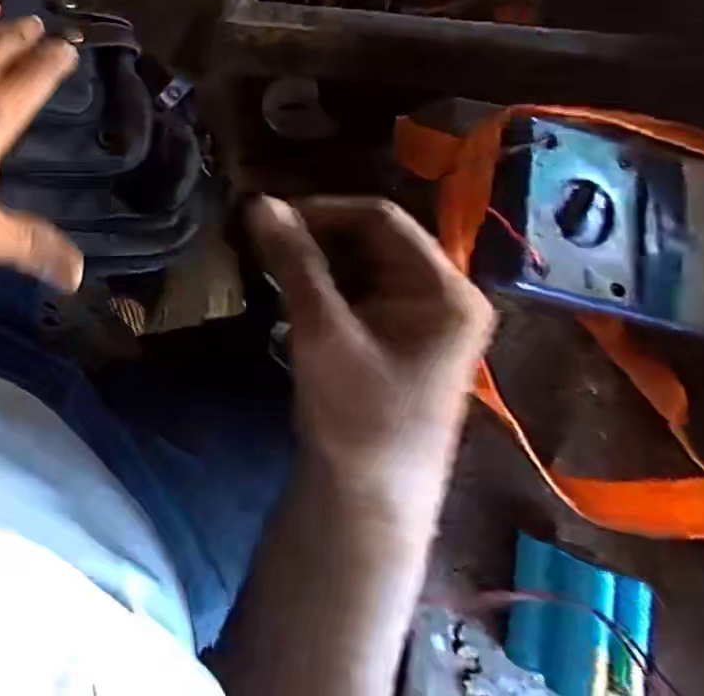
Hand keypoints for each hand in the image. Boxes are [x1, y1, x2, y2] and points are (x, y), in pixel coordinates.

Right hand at [245, 196, 495, 511]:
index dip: (320, 210)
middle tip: (258, 240)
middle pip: (371, 238)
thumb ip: (294, 262)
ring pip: (358, 262)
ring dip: (310, 257)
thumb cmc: (357, 416)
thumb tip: (259, 201)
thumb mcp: (322, 332)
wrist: (367, 501)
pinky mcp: (393, 335)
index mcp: (445, 289)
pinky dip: (317, 282)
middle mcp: (440, 294)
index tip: (266, 218)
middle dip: (313, 234)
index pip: (381, 218)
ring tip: (263, 260)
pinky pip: (354, 289)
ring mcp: (418, 316)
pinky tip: (283, 288)